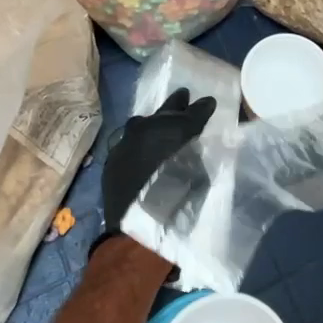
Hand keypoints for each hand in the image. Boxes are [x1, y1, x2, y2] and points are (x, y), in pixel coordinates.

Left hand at [101, 89, 216, 236]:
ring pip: (143, 123)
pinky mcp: (113, 156)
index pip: (194, 113)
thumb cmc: (175, 202)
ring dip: (154, 123)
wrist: (135, 226)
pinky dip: (137, 142)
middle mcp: (150, 128)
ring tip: (160, 122)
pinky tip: (140, 147)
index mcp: (176, 131)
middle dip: (177, 104)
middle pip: (166, 111)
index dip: (203, 108)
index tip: (209, 103)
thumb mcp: (197, 177)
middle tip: (184, 95)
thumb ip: (195, 156)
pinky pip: (128, 141)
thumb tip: (192, 147)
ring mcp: (128, 140)